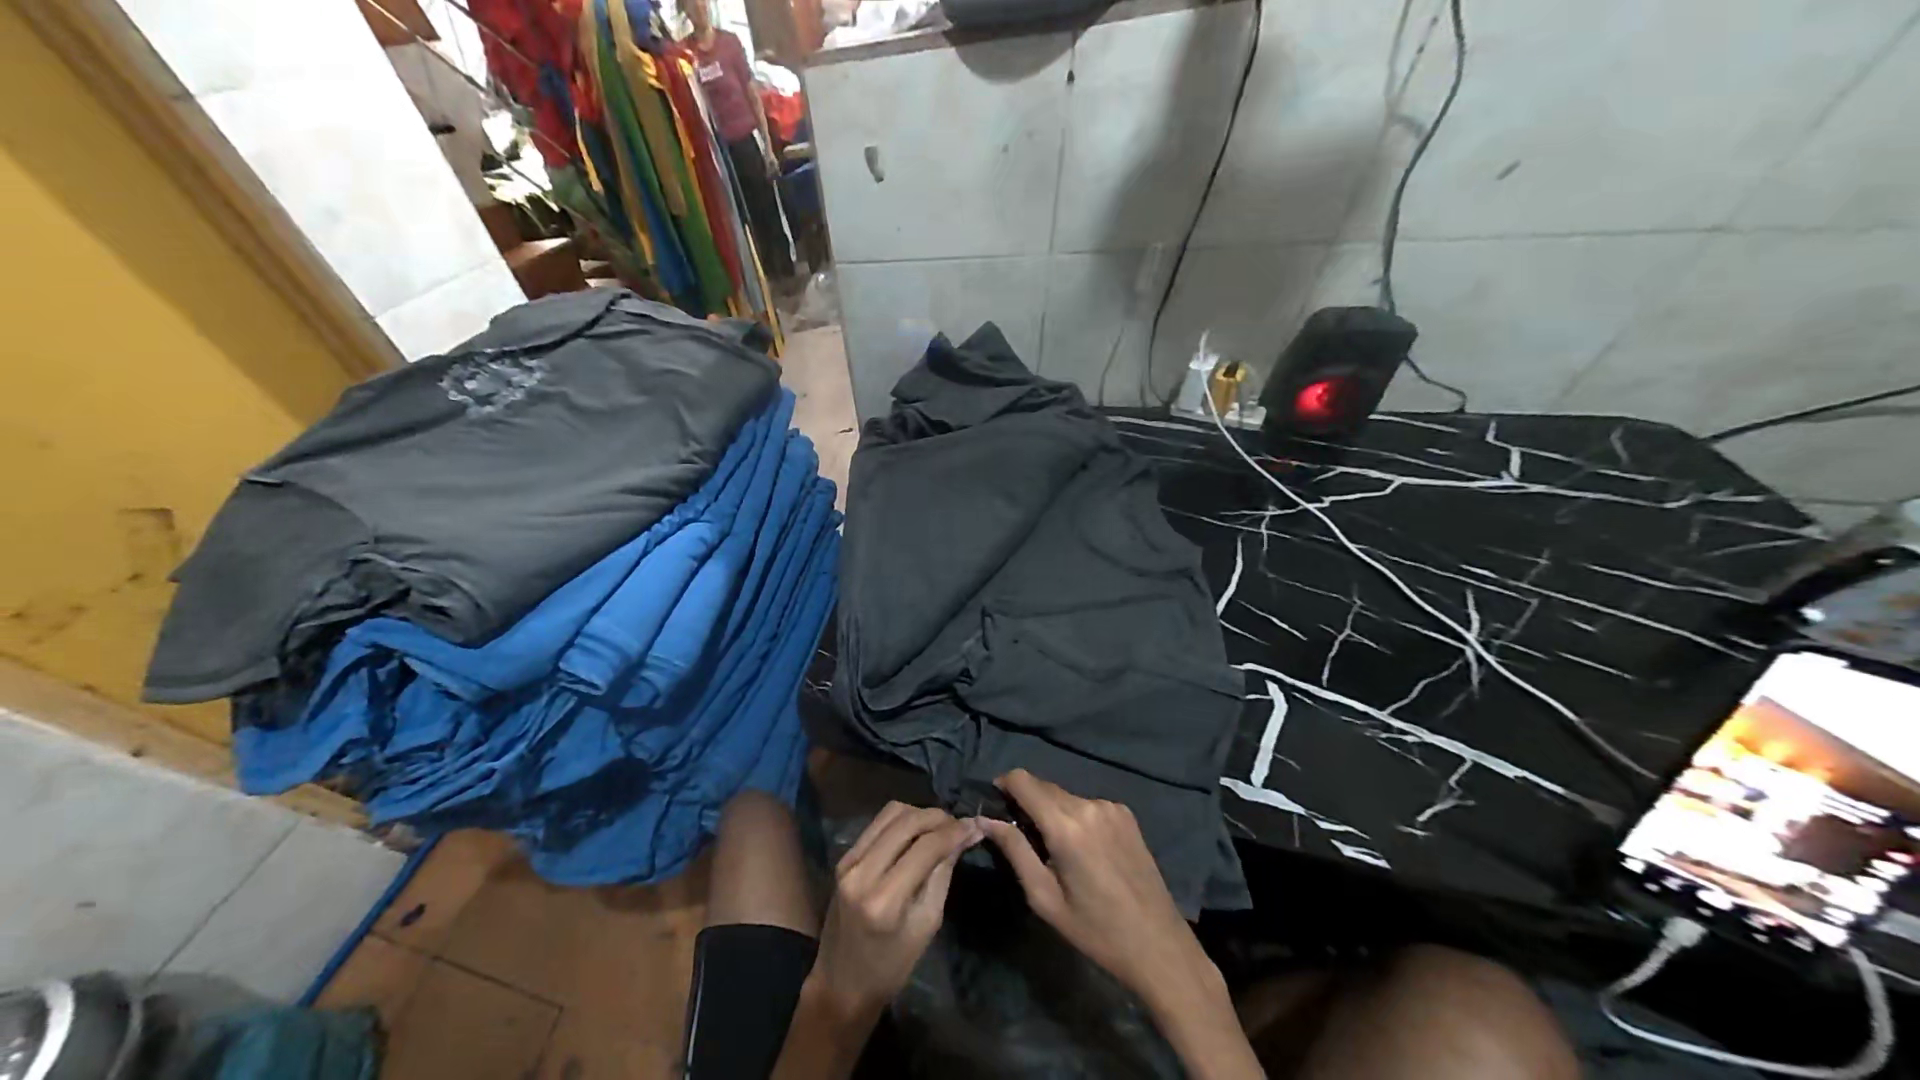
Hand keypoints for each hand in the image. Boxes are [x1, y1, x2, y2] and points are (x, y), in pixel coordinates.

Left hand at [810, 802, 981, 1017]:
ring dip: (920, 814)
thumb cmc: (891, 966)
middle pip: (906, 821)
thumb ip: (942, 873)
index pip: (925, 847)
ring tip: (941, 827)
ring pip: (890, 813)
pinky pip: (878, 824)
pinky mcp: (843, 857)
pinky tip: (918, 832)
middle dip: (938, 818)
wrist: (841, 983)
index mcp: (884, 899)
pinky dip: (902, 821)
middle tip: (960, 825)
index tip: (975, 825)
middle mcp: (862, 872)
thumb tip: (965, 835)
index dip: (953, 831)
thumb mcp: (927, 924)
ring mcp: (848, 861)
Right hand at [982, 771, 1261, 1079]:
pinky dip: (1075, 817)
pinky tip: (1082, 849)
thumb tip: (986, 819)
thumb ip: (1014, 851)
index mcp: (1066, 825)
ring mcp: (1111, 807)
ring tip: (1052, 847)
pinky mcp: (1126, 815)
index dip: (1003, 784)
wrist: (1158, 944)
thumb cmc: (1095, 929)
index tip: (994, 803)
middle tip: (1018, 833)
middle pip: (1044, 786)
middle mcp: (1089, 804)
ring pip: (1065, 796)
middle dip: (1025, 801)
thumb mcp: (1044, 897)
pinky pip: (1087, 805)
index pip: (1023, 780)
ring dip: (1051, 811)